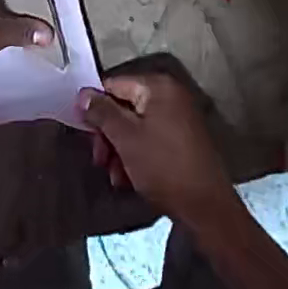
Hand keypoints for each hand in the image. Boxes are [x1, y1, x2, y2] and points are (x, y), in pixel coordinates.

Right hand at [80, 72, 241, 228]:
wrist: (204, 204)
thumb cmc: (162, 165)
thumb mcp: (126, 138)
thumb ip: (102, 113)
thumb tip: (83, 93)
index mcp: (158, 86)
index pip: (114, 84)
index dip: (94, 106)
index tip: (83, 132)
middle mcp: (170, 94)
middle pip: (124, 106)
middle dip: (107, 134)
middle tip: (99, 159)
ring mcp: (178, 116)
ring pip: (134, 126)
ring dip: (118, 149)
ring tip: (115, 175)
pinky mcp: (181, 138)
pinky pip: (149, 138)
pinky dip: (135, 155)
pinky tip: (128, 178)